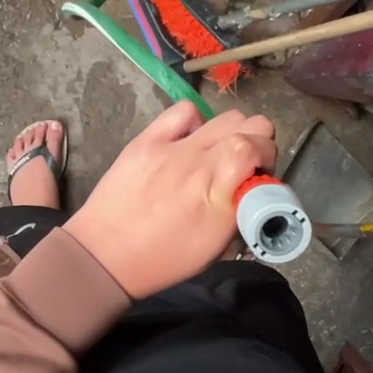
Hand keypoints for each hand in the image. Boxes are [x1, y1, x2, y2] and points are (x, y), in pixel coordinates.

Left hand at [64, 102, 275, 297]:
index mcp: (221, 199)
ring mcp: (173, 149)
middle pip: (253, 123)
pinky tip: (188, 141)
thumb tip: (253, 190)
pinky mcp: (147, 140)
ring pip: (226, 114)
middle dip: (257, 141)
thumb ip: (241, 213)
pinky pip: (185, 111)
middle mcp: (202, 167)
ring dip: (231, 131)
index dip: (268, 157)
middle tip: (242, 163)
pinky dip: (195, 121)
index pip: (259, 148)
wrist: (105, 255)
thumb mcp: (216, 249)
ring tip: (215, 153)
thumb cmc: (162, 261)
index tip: (259, 174)